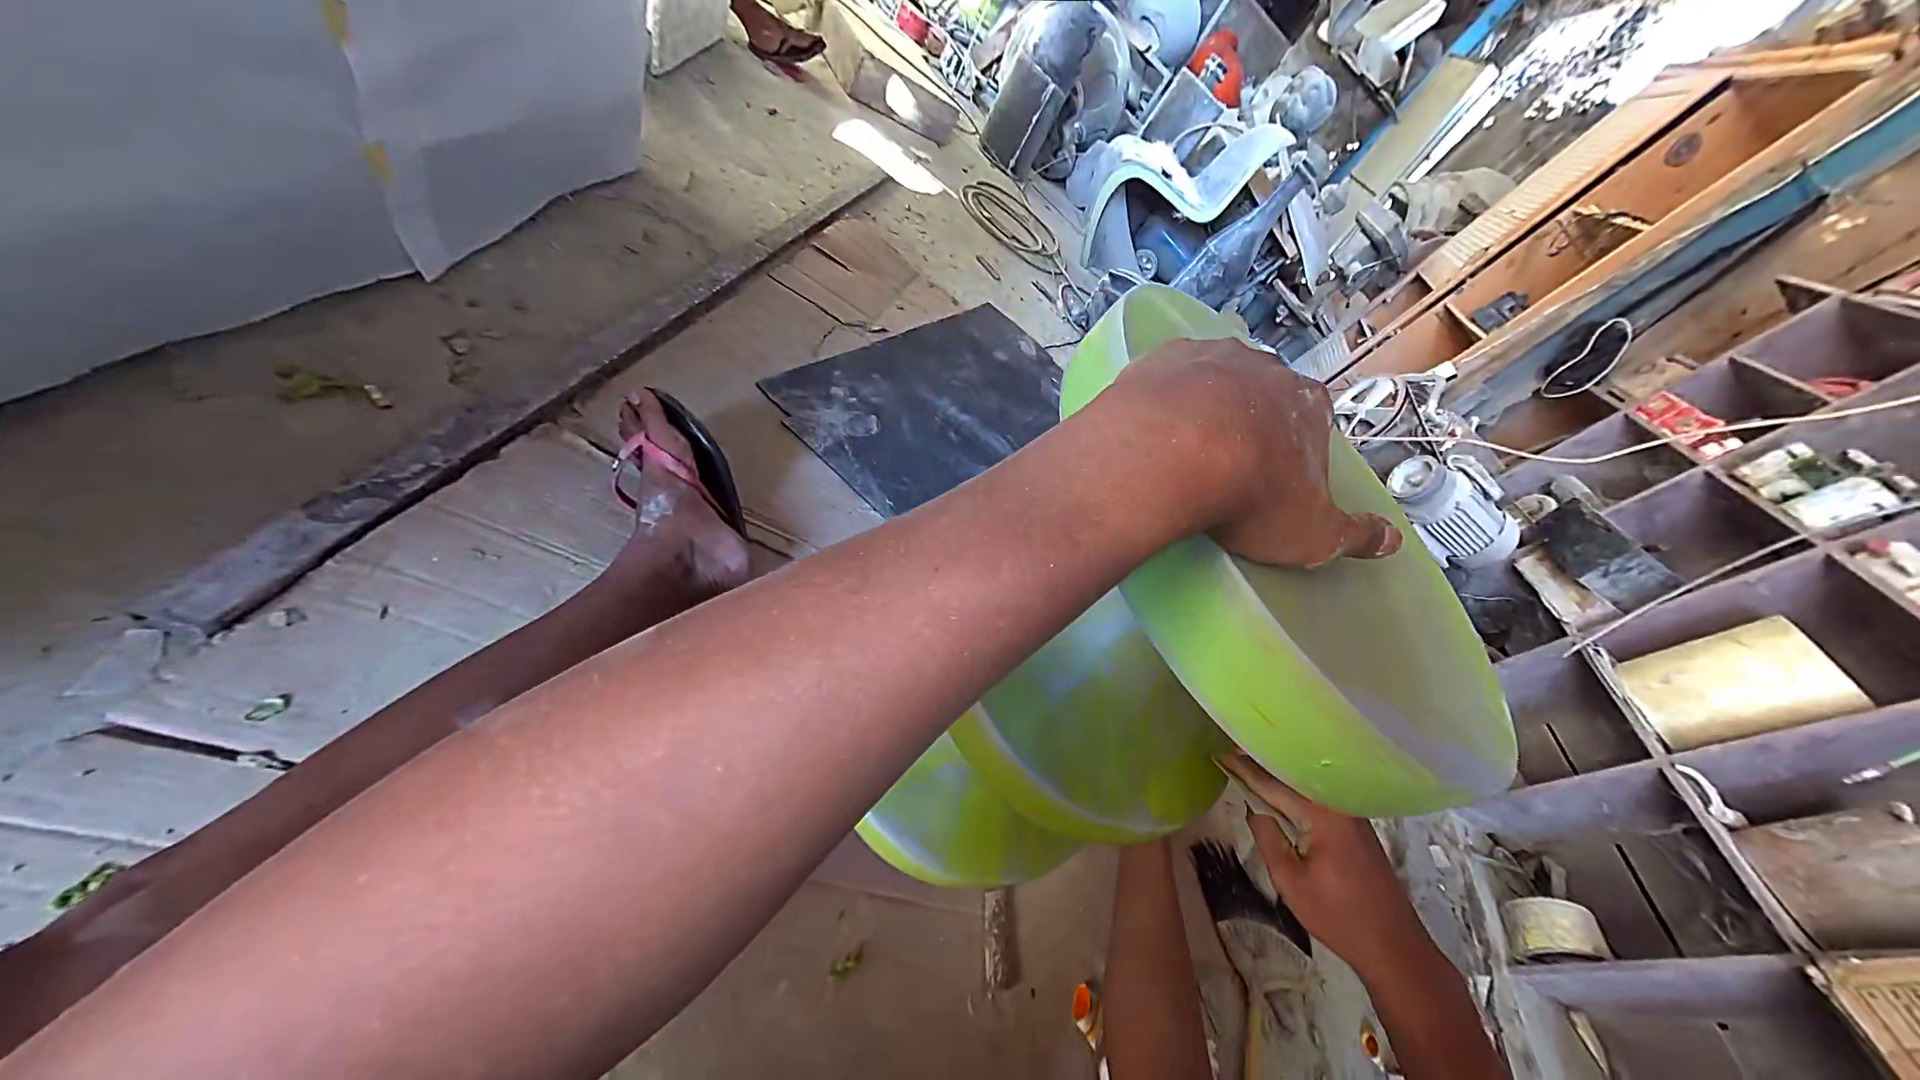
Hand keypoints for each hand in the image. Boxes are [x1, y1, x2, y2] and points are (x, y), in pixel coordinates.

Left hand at [1106, 338, 1399, 566]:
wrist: (1168, 458)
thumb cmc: (1247, 495)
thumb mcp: (1313, 533)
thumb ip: (1353, 535)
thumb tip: (1387, 540)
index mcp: (1307, 403)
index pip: (1310, 420)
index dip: (1291, 448)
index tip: (1271, 476)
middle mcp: (1260, 369)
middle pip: (1257, 395)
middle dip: (1244, 424)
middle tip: (1223, 465)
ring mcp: (1205, 358)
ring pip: (1208, 380)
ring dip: (1199, 409)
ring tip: (1179, 451)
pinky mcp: (1154, 362)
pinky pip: (1160, 379)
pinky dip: (1156, 400)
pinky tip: (1147, 428)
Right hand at [1216, 750, 1429, 976]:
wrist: (1396, 949)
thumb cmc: (1339, 916)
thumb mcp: (1290, 880)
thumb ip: (1267, 837)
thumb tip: (1253, 808)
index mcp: (1325, 813)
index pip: (1275, 785)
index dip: (1245, 770)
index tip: (1221, 755)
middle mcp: (1342, 806)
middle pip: (1294, 779)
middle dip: (1263, 766)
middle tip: (1231, 753)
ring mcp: (1354, 817)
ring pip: (1308, 788)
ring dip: (1280, 778)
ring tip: (1249, 767)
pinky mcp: (1358, 830)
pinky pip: (1320, 801)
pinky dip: (1297, 793)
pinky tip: (1281, 795)